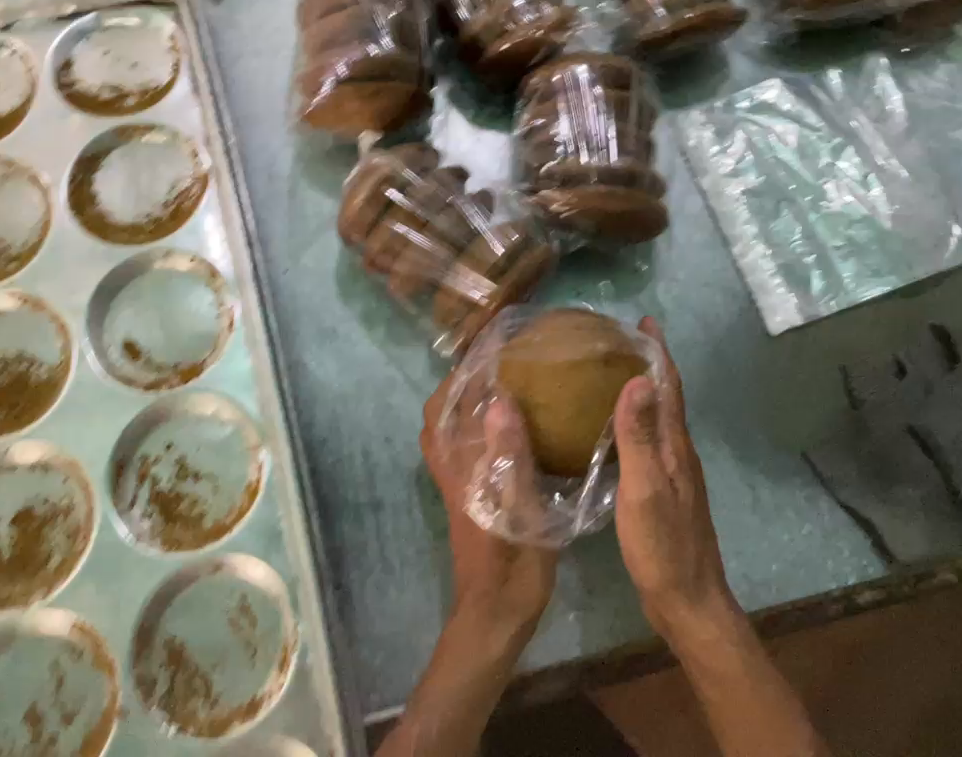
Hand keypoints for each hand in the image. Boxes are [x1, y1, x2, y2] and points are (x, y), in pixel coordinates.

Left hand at [421, 367, 557, 631]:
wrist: (496, 616)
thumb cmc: (512, 566)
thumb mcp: (519, 510)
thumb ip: (509, 456)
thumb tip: (499, 400)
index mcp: (462, 466)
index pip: (449, 406)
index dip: (465, 373)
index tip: (492, 345)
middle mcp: (453, 468)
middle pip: (441, 413)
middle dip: (462, 381)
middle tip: (500, 359)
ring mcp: (458, 483)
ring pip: (449, 431)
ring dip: (466, 402)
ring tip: (504, 382)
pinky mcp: (469, 497)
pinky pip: (464, 449)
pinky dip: (476, 428)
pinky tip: (510, 427)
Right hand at [613, 317, 737, 641]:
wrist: (688, 601)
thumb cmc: (663, 545)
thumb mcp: (644, 489)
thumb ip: (640, 436)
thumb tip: (639, 379)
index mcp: (675, 446)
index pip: (670, 387)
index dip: (659, 352)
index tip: (644, 320)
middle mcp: (678, 452)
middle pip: (666, 398)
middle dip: (649, 364)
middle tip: (619, 341)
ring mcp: (673, 474)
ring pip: (658, 420)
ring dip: (642, 392)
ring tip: (611, 376)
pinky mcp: (663, 492)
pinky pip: (649, 443)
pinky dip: (633, 424)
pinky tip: (611, 432)